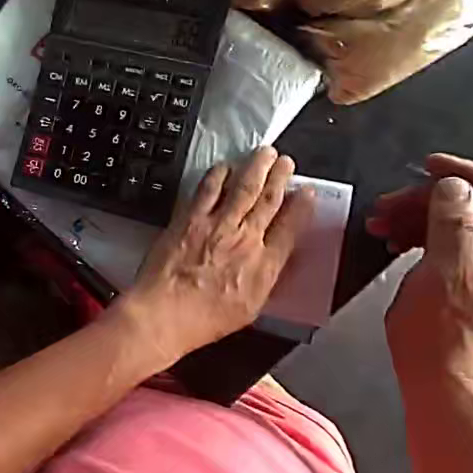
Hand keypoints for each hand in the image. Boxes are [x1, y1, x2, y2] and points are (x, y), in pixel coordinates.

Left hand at [113, 147, 312, 366]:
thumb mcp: (250, 308)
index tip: (307, 193)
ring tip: (265, 153)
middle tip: (287, 162)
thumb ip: (266, 280)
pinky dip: (218, 175)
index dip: (302, 207)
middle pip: (269, 200)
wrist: (165, 313)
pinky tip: (224, 166)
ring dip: (256, 167)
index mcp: (264, 265)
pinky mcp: (189, 220)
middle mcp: (244, 240)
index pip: (291, 228)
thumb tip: (275, 262)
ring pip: (243, 187)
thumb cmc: (203, 319)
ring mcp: (216, 226)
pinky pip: (207, 190)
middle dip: (281, 177)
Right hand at [368, 154, 472, 385]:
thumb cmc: (440, 323)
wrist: (428, 361)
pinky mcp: (453, 268)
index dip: (466, 176)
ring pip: (444, 219)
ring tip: (379, 221)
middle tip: (388, 203)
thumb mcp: (447, 270)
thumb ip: (453, 224)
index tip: (431, 165)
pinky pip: (433, 236)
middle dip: (424, 201)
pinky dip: (409, 231)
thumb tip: (453, 185)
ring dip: (410, 215)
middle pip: (466, 207)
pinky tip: (388, 237)